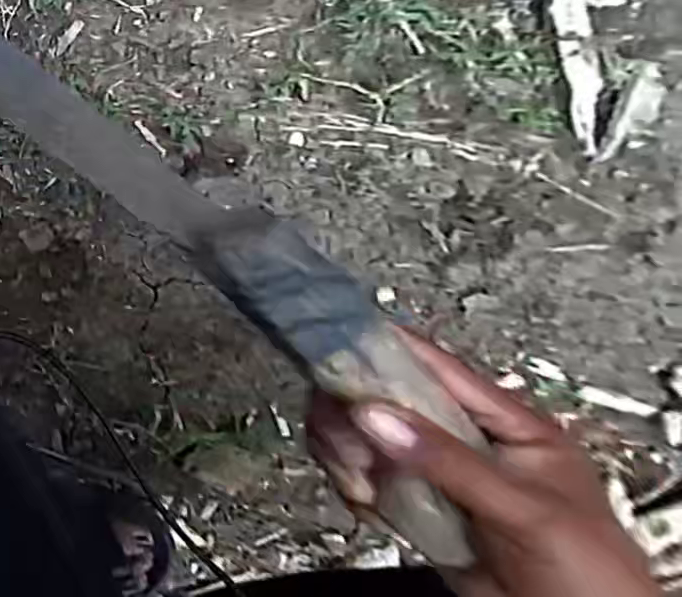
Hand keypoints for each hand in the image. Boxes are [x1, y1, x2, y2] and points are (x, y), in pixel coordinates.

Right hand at [308, 328, 658, 596]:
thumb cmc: (593, 584)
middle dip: (347, 416)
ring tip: (358, 482)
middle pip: (373, 392)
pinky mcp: (403, 490)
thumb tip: (372, 411)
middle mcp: (457, 434)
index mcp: (504, 425)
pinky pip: (349, 462)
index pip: (430, 365)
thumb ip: (449, 460)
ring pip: (351, 425)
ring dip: (341, 450)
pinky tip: (367, 503)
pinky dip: (345, 478)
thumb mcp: (528, 514)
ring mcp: (426, 462)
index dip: (378, 349)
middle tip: (346, 443)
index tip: (326, 347)